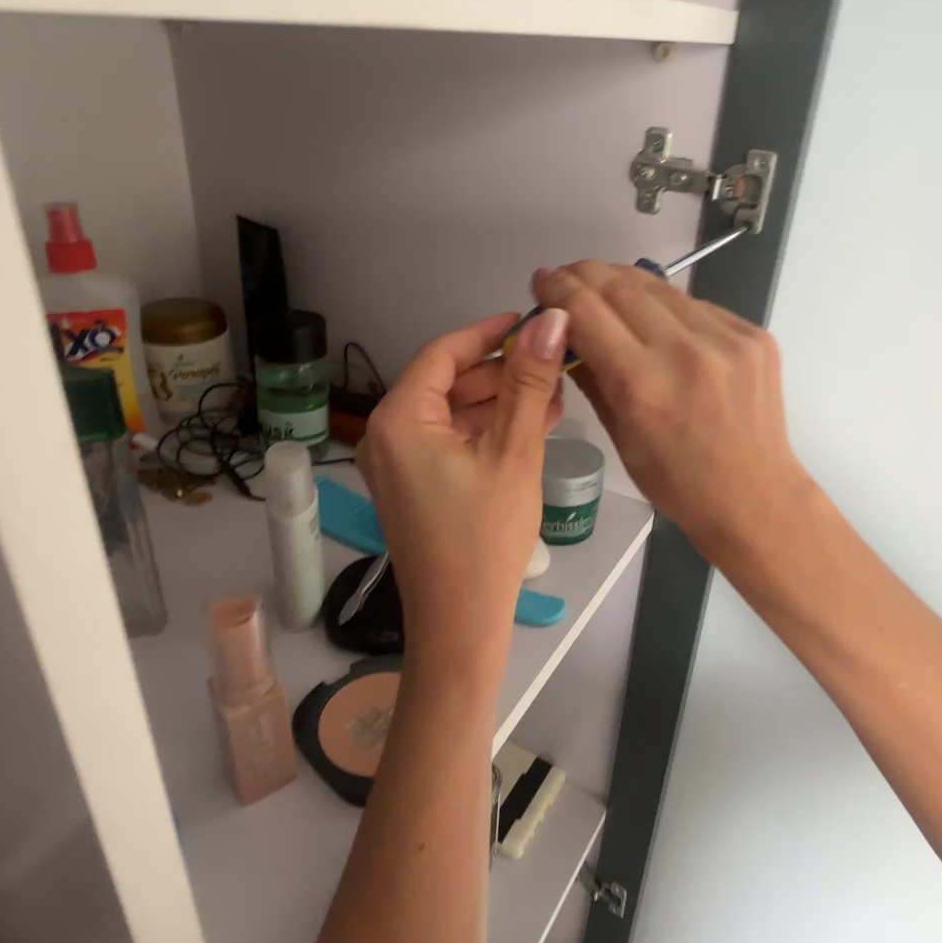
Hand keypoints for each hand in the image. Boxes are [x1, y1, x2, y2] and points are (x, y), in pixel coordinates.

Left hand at [358, 310, 568, 674]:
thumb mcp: (513, 452)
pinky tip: (533, 426)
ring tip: (553, 395)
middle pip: (447, 383)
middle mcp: (387, 436)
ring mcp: (398, 465)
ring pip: (452, 415)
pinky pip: (450, 444)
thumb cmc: (485, 537)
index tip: (532, 321)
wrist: (460, 623)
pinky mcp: (414, 488)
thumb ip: (528, 382)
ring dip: (500, 403)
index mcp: (399, 420)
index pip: (442, 353)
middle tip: (551, 362)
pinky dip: (486, 433)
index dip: (488, 332)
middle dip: (501, 372)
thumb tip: (551, 320)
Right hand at [531, 261, 815, 565]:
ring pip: (660, 288)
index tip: (542, 281)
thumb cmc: (677, 482)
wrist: (754, 496)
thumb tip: (560, 334)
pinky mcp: (753, 335)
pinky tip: (654, 319)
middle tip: (564, 275)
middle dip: (584, 274)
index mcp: (642, 385)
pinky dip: (665, 306)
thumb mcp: (618, 435)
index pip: (586, 310)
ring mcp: (726, 339)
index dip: (557, 288)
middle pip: (621, 286)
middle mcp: (685, 352)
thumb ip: (589, 376)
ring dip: (623, 282)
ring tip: (602, 286)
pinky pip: (695, 306)